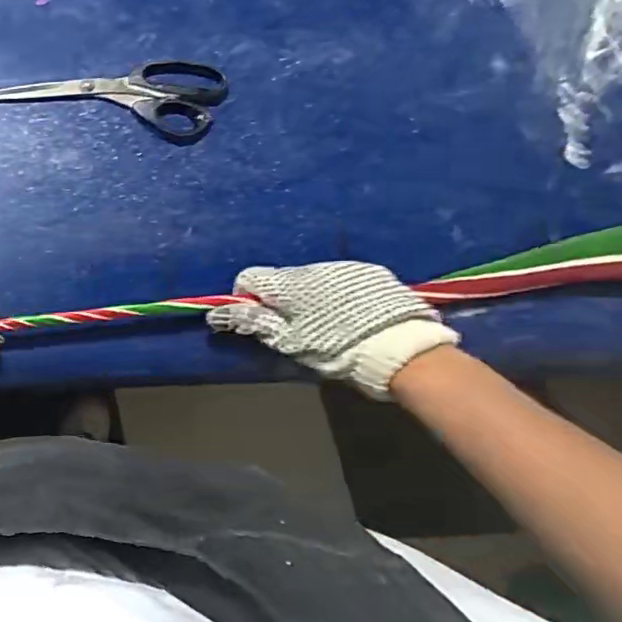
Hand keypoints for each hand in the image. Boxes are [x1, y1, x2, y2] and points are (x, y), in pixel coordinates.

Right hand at [206, 262, 458, 398]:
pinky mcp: (375, 274)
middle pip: (282, 278)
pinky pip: (341, 279)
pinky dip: (336, 293)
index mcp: (288, 284)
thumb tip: (216, 313)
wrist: (406, 352)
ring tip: (326, 320)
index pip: (249, 278)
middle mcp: (314, 269)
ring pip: (312, 278)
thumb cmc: (335, 348)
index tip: (259, 319)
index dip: (249, 299)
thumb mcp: (286, 340)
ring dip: (310, 294)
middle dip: (282, 297)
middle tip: (294, 324)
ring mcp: (347, 269)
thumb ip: (251, 321)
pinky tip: (350, 313)